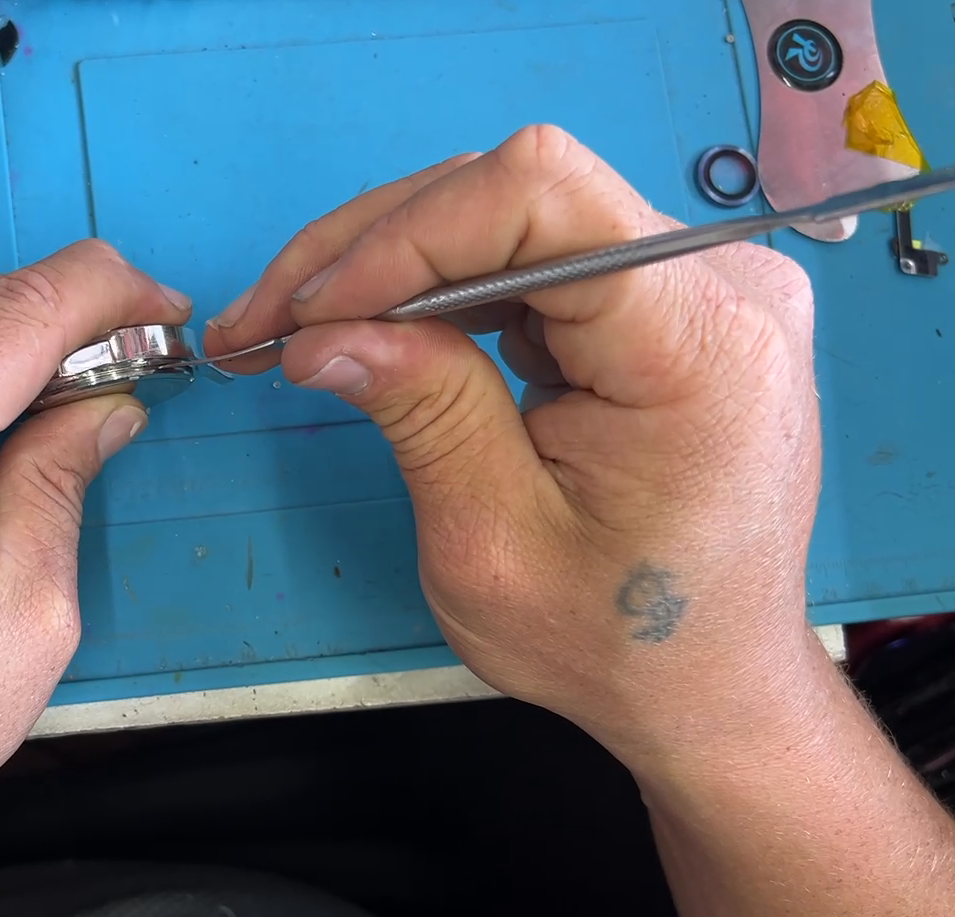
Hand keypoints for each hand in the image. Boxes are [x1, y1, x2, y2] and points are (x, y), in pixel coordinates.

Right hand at [204, 125, 822, 769]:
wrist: (695, 682)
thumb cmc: (601, 638)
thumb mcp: (487, 541)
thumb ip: (421, 415)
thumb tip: (315, 334)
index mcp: (693, 343)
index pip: (537, 201)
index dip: (395, 241)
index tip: (298, 319)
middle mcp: (704, 281)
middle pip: (503, 196)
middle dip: (354, 256)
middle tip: (250, 326)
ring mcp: (676, 287)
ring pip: (490, 220)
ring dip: (366, 272)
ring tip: (276, 331)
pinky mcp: (635, 309)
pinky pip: (504, 263)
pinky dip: (410, 294)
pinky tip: (350, 333)